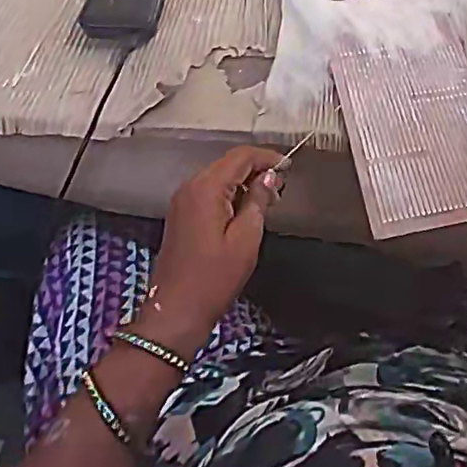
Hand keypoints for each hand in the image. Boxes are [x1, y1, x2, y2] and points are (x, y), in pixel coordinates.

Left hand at [138, 146, 283, 351]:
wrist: (176, 310)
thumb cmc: (214, 277)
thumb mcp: (246, 239)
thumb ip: (258, 201)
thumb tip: (269, 177)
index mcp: (206, 188)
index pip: (240, 157)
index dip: (267, 157)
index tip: (290, 167)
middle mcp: (190, 186)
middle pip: (228, 163)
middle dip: (256, 169)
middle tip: (282, 187)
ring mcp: (182, 199)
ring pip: (219, 177)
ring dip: (244, 182)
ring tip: (269, 199)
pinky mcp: (181, 213)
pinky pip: (209, 192)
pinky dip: (229, 193)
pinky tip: (246, 209)